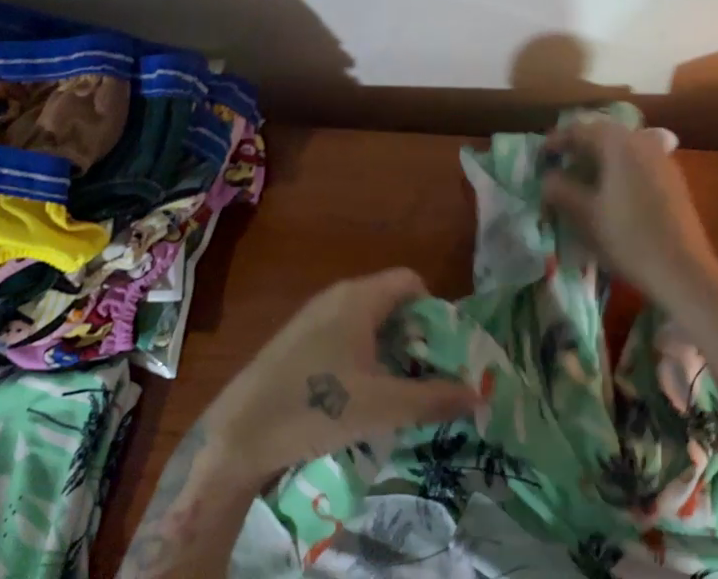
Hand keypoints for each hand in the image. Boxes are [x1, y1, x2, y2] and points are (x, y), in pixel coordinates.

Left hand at [198, 268, 482, 487]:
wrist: (237, 435)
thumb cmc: (314, 408)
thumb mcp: (383, 408)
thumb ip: (434, 399)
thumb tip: (479, 395)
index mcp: (358, 298)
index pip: (412, 282)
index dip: (435, 313)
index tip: (442, 353)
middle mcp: (336, 297)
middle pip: (391, 302)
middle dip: (415, 337)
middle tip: (427, 378)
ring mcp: (312, 318)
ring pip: (367, 322)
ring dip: (389, 352)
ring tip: (397, 392)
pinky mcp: (296, 342)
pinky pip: (344, 336)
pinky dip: (363, 359)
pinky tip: (358, 399)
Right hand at [542, 119, 717, 293]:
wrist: (682, 269)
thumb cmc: (627, 237)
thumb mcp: (584, 214)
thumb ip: (560, 189)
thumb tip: (548, 178)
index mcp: (618, 143)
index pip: (579, 130)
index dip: (556, 141)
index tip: (540, 157)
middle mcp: (642, 141)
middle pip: (604, 135)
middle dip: (579, 147)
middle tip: (559, 165)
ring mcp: (662, 159)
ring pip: (623, 149)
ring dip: (600, 159)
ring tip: (582, 180)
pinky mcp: (673, 180)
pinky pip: (639, 163)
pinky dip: (619, 170)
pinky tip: (611, 193)